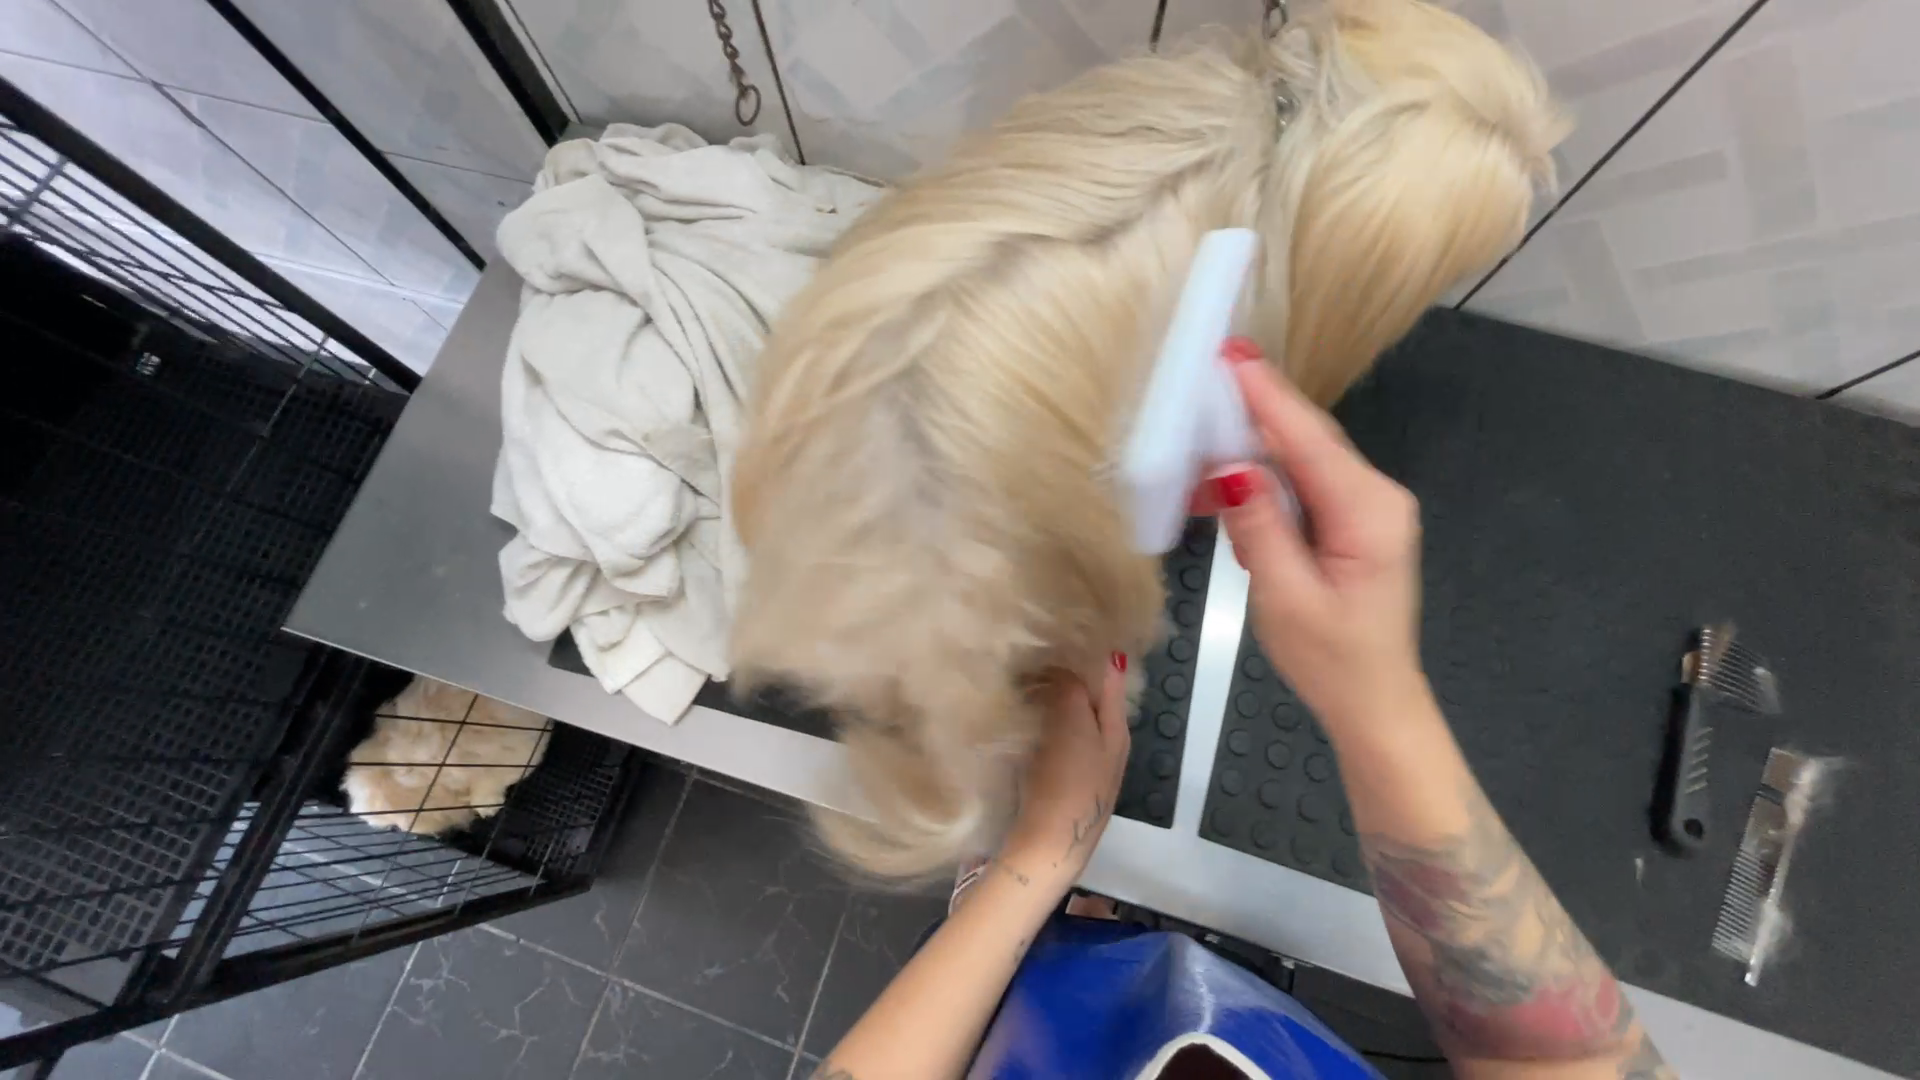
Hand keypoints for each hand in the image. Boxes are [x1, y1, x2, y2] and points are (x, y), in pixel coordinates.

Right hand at [1000, 659, 1130, 888]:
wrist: (1046, 847)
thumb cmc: (1067, 783)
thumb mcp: (1075, 727)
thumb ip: (1073, 690)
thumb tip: (1066, 666)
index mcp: (1117, 728)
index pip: (1111, 677)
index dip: (1095, 652)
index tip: (1071, 626)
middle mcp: (1104, 744)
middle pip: (1090, 696)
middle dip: (1068, 671)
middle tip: (1038, 644)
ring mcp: (1081, 763)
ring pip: (1068, 715)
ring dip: (1051, 693)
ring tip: (1024, 668)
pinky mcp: (1057, 778)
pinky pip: (1050, 735)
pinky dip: (1039, 717)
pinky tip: (1019, 709)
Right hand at [1209, 345, 1427, 730]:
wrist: (1373, 703)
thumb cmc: (1332, 659)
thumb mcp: (1286, 596)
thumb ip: (1260, 527)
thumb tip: (1229, 469)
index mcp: (1367, 511)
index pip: (1307, 440)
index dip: (1266, 395)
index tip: (1232, 354)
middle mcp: (1373, 497)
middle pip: (1305, 441)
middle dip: (1251, 413)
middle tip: (1200, 385)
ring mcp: (1363, 508)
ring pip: (1298, 462)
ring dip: (1246, 454)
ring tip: (1193, 446)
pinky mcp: (1347, 523)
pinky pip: (1299, 487)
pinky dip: (1259, 485)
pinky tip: (1222, 490)